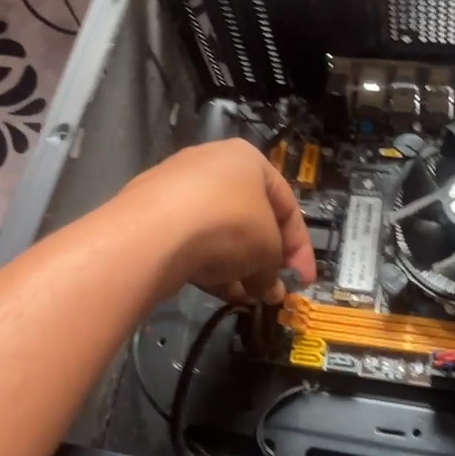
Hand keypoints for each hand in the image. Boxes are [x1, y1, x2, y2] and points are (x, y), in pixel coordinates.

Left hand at [117, 139, 315, 304]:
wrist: (153, 234)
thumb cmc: (228, 226)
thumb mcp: (268, 250)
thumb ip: (274, 268)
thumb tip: (268, 288)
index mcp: (248, 158)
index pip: (286, 204)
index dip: (299, 247)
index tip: (302, 280)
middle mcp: (212, 164)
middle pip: (250, 217)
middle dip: (264, 259)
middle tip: (271, 291)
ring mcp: (178, 187)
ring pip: (219, 231)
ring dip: (237, 266)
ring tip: (245, 297)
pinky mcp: (152, 213)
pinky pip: (190, 239)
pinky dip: (207, 263)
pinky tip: (216, 290)